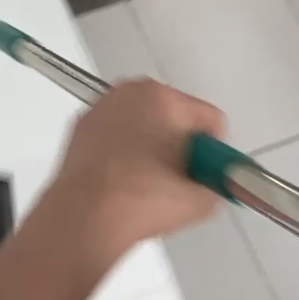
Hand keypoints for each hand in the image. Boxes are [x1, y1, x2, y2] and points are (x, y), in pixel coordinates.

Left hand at [43, 79, 227, 257]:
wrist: (86, 209)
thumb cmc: (145, 198)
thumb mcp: (203, 198)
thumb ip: (216, 179)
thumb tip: (208, 177)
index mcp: (164, 100)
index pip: (210, 119)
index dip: (213, 150)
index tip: (204, 172)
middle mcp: (130, 90)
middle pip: (174, 111)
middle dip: (181, 139)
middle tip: (178, 173)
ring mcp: (102, 102)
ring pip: (143, 116)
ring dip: (151, 137)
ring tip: (147, 175)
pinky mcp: (82, 119)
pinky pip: (116, 125)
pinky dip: (123, 140)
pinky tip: (121, 169)